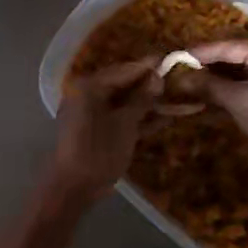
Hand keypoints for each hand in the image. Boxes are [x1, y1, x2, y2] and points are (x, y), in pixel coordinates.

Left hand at [48, 59, 160, 200]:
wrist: (73, 188)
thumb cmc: (99, 151)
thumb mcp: (125, 124)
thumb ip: (142, 99)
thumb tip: (158, 78)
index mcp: (88, 87)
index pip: (123, 70)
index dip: (147, 67)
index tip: (168, 59)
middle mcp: (85, 95)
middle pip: (121, 84)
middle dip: (147, 84)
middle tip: (173, 79)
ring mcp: (88, 114)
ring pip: (121, 102)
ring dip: (145, 102)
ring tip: (172, 98)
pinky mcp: (93, 131)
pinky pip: (117, 118)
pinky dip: (136, 118)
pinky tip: (162, 119)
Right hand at [188, 39, 247, 173]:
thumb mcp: (242, 103)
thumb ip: (211, 86)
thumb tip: (182, 77)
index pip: (229, 45)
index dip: (199, 52)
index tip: (173, 57)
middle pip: (235, 53)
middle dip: (207, 64)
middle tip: (178, 71)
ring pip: (242, 68)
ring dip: (217, 76)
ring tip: (189, 83)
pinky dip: (232, 87)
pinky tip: (211, 94)